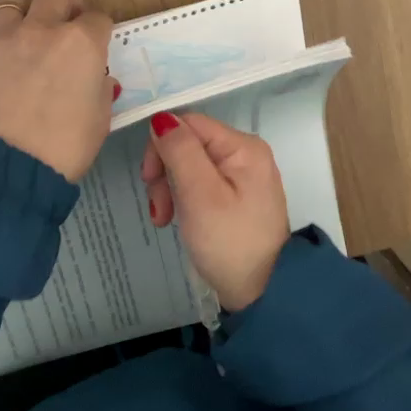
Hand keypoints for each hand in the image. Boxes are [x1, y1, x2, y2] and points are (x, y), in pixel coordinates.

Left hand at [0, 0, 117, 181]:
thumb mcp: (99, 123)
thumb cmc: (62, 150)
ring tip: (23, 37)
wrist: (4, 169)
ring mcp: (0, 39)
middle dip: (65, 6)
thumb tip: (96, 78)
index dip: (99, 32)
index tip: (96, 47)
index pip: (98, 19)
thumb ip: (100, 91)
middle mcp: (40, 30)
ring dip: (21, 15)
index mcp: (81, 44)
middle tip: (65, 27)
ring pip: (10, 3)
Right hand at [142, 112, 289, 311]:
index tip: (150, 181)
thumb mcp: (199, 195)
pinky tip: (176, 220)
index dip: (161, 146)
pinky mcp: (235, 196)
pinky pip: (199, 183)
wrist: (260, 292)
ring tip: (164, 220)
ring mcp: (241, 176)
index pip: (187, 124)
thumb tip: (161, 118)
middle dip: (164, 172)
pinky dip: (182, 199)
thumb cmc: (229, 242)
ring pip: (188, 164)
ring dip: (169, 189)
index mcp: (242, 147)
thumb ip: (180, 151)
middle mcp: (244, 153)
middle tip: (159, 209)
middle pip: (187, 143)